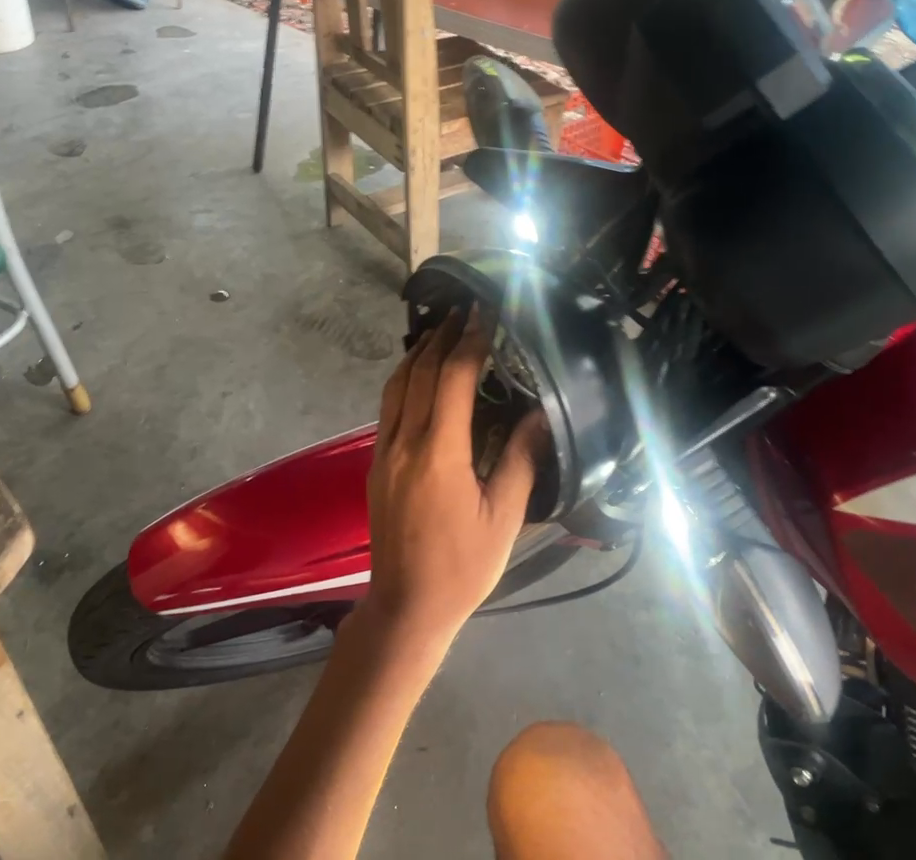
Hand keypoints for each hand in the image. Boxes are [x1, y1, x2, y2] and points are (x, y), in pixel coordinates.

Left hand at [363, 306, 546, 638]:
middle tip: (464, 310)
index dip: (470, 341)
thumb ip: (522, 460)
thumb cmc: (463, 566)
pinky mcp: (375, 465)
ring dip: (416, 354)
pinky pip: (388, 408)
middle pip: (417, 372)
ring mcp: (383, 452)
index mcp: (439, 453)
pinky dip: (404, 381)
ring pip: (395, 386)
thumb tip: (540, 414)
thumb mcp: (504, 518)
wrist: (407, 605)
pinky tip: (419, 378)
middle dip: (441, 336)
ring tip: (440, 332)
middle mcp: (404, 443)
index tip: (484, 312)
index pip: (452, 379)